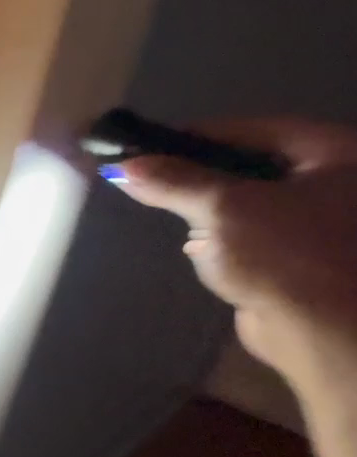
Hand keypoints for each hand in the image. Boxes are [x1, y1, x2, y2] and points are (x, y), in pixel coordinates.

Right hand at [110, 118, 356, 401]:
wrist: (325, 326)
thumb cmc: (288, 253)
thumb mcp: (224, 208)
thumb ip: (175, 182)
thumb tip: (123, 165)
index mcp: (340, 153)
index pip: (255, 130)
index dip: (197, 136)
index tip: (146, 147)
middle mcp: (344, 177)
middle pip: (253, 165)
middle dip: (201, 178)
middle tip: (155, 186)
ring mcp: (328, 217)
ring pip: (252, 199)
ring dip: (211, 212)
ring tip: (182, 226)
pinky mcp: (309, 252)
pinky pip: (257, 230)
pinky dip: (226, 237)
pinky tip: (204, 251)